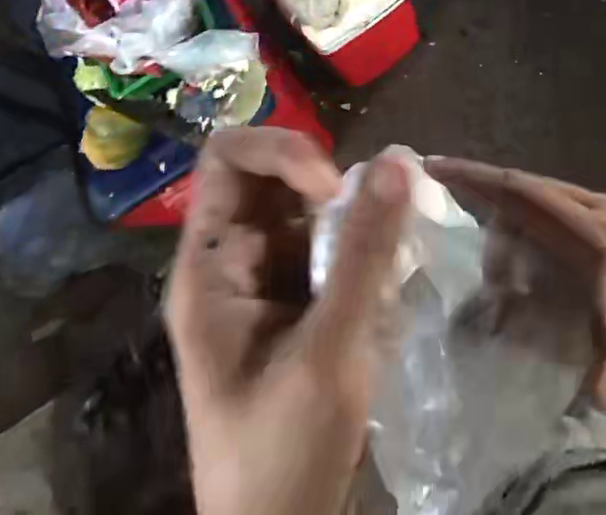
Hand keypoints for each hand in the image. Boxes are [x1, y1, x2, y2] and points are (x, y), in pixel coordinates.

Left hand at [168, 129, 411, 514]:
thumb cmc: (284, 454)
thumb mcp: (329, 353)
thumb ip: (362, 255)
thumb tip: (396, 162)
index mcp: (210, 266)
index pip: (228, 158)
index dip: (280, 151)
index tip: (331, 189)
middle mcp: (233, 259)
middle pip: (273, 176)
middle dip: (328, 183)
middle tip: (375, 217)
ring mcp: (266, 278)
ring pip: (308, 207)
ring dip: (353, 216)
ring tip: (389, 253)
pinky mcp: (298, 298)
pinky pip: (329, 242)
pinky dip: (361, 245)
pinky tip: (386, 280)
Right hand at [425, 158, 605, 454]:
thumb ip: (549, 333)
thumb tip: (496, 313)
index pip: (528, 193)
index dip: (477, 177)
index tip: (434, 166)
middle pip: (542, 190)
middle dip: (492, 196)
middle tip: (447, 214)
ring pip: (562, 203)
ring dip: (522, 214)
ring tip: (481, 242)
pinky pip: (585, 218)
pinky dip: (551, 227)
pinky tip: (530, 254)